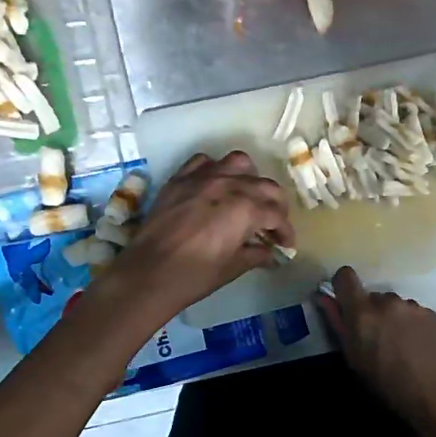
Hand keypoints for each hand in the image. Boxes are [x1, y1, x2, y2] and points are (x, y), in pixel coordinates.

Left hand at [110, 151, 293, 317]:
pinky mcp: (181, 179)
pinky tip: (215, 186)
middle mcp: (230, 186)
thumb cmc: (196, 274)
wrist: (149, 272)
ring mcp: (203, 178)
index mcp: (247, 210)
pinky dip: (216, 170)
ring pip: (240, 163)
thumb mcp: (234, 267)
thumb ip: (257, 254)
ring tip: (247, 196)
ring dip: (250, 179)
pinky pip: (204, 162)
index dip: (286, 232)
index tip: (285, 245)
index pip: (278, 215)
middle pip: (266, 186)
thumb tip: (270, 254)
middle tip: (273, 223)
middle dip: (275, 205)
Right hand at [316, 266, 435, 436]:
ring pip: (395, 305)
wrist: (435, 393)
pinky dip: (413, 324)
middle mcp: (387, 301)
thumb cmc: (387, 383)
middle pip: (373, 296)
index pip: (345, 276)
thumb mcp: (355, 359)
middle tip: (378, 339)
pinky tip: (418, 346)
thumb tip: (324, 299)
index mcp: (362, 312)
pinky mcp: (431, 313)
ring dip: (394, 318)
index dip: (343, 287)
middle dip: (372, 312)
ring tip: (401, 345)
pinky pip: (414, 312)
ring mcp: (412, 306)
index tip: (346, 303)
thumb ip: (339, 325)